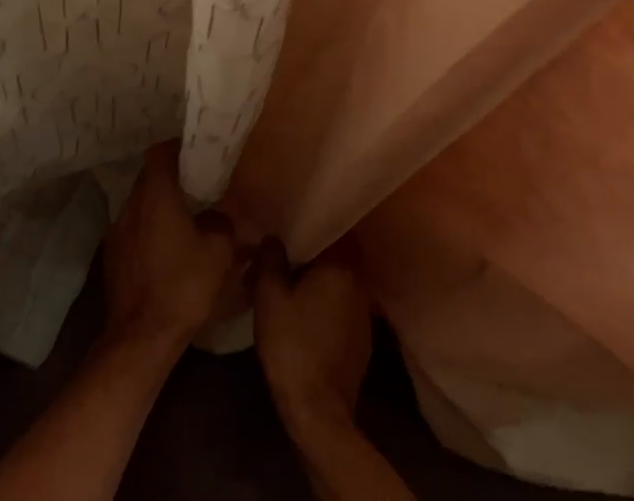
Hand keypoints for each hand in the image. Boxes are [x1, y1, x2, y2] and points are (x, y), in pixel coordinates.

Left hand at [102, 141, 239, 348]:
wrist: (142, 335)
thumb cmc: (183, 286)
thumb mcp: (219, 252)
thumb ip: (221, 223)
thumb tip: (216, 217)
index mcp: (155, 196)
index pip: (159, 153)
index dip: (177, 149)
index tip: (196, 155)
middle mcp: (130, 207)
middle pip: (148, 179)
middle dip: (172, 180)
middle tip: (198, 189)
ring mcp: (116, 232)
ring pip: (140, 206)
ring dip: (160, 208)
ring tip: (185, 222)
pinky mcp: (112, 256)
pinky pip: (133, 231)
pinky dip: (150, 231)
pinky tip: (168, 252)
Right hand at [253, 241, 370, 438]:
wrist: (318, 407)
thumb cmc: (291, 343)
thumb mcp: (269, 296)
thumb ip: (270, 260)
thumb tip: (274, 239)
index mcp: (342, 267)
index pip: (335, 231)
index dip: (312, 226)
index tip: (289, 226)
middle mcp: (360, 284)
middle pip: (337, 257)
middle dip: (312, 254)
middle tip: (282, 256)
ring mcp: (364, 314)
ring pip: (339, 283)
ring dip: (318, 280)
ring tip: (288, 283)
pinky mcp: (361, 338)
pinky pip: (341, 306)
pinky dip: (324, 303)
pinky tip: (303, 313)